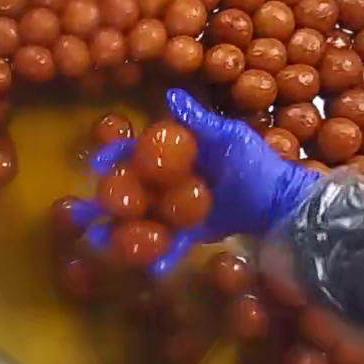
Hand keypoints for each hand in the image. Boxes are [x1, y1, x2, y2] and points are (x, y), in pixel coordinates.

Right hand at [70, 87, 319, 273]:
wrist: (282, 202)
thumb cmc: (256, 164)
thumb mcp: (230, 138)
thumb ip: (198, 122)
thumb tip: (169, 95)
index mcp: (179, 155)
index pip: (139, 154)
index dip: (115, 158)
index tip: (95, 165)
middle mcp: (173, 181)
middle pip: (133, 189)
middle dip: (107, 201)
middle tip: (81, 211)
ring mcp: (180, 208)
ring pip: (144, 219)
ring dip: (122, 230)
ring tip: (99, 242)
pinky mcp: (193, 232)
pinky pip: (173, 243)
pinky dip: (163, 256)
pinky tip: (151, 268)